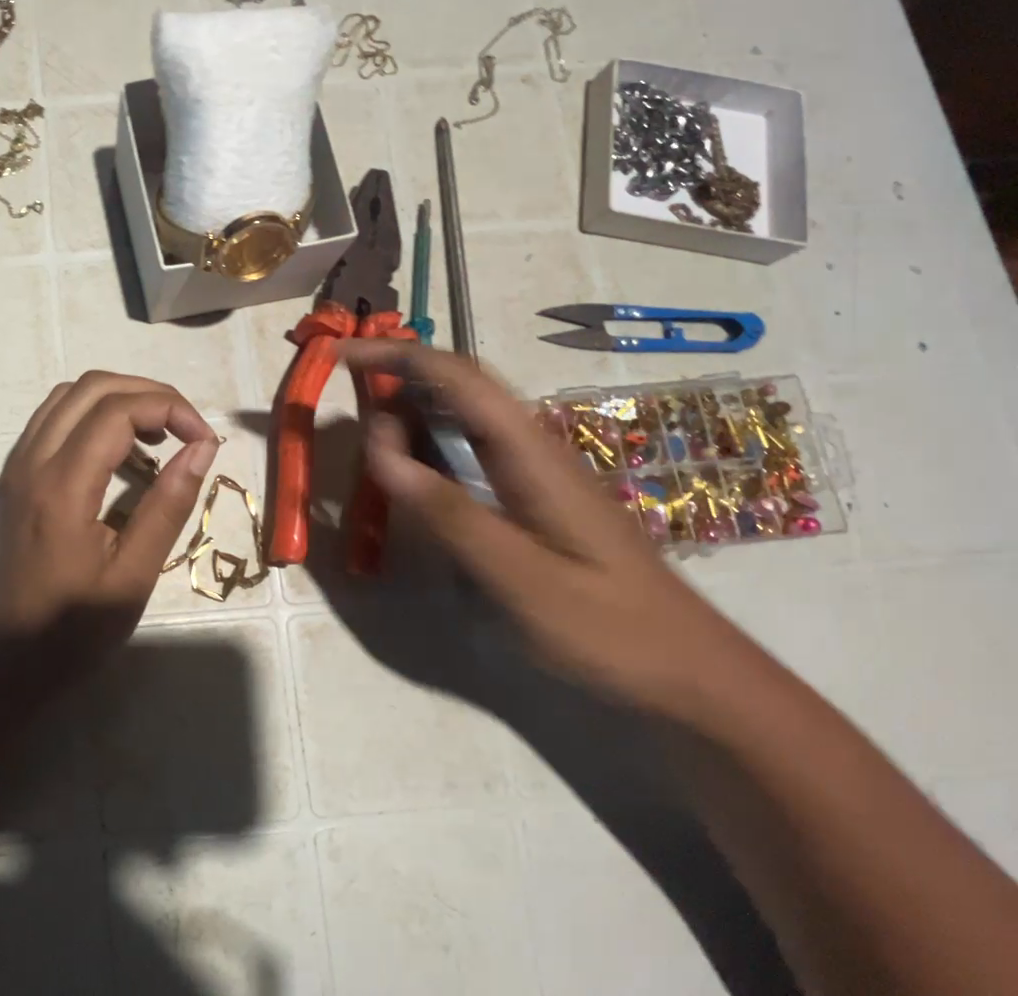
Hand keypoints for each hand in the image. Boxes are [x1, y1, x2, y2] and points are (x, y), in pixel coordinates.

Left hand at [0, 371, 217, 692]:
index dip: (170, 408)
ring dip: (116, 401)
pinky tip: (121, 457)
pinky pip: (51, 423)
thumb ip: (167, 506)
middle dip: (146, 393)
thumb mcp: (132, 576)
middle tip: (186, 431)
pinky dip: (91, 419)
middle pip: (89, 387)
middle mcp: (32, 462)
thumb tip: (203, 449)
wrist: (5, 663)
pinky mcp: (13, 482)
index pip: (117, 408)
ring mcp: (16, 469)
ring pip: (66, 398)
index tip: (206, 442)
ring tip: (158, 439)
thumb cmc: (73, 631)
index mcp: (62, 485)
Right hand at [339, 340, 749, 710]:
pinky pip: (470, 457)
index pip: (458, 379)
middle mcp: (534, 451)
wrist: (687, 672)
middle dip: (397, 382)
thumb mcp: (519, 578)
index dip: (397, 356)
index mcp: (532, 455)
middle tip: (348, 424)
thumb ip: (448, 515)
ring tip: (369, 451)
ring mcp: (536, 476)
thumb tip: (380, 454)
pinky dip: (428, 455)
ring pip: (463, 423)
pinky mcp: (533, 502)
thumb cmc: (605, 627)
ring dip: (410, 422)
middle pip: (459, 389)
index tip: (339, 355)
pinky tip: (412, 483)